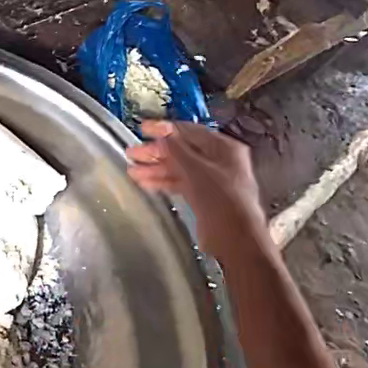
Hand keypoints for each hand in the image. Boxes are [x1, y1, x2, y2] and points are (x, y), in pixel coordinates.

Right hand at [125, 120, 267, 246]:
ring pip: (179, 168)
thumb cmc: (220, 198)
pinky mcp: (204, 197)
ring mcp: (212, 180)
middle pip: (183, 150)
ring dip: (156, 168)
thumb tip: (161, 134)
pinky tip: (144, 182)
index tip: (142, 128)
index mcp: (224, 148)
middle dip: (156, 151)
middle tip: (132, 152)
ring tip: (132, 169)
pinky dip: (163, 181)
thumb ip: (175, 149)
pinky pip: (180, 183)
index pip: (190, 131)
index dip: (164, 129)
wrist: (235, 239)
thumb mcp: (195, 169)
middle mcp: (219, 161)